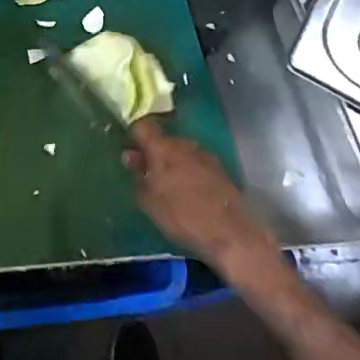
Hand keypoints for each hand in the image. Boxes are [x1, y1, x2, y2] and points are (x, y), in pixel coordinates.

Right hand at [124, 118, 277, 275]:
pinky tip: (191, 193)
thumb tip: (130, 155)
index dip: (134, 136)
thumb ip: (137, 174)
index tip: (130, 152)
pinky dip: (190, 172)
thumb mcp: (148, 200)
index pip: (142, 126)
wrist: (228, 233)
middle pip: (163, 140)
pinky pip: (197, 163)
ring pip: (181, 152)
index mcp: (162, 147)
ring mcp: (205, 154)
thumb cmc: (180, 216)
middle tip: (148, 175)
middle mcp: (184, 144)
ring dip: (173, 163)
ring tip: (170, 188)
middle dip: (154, 153)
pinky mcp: (220, 168)